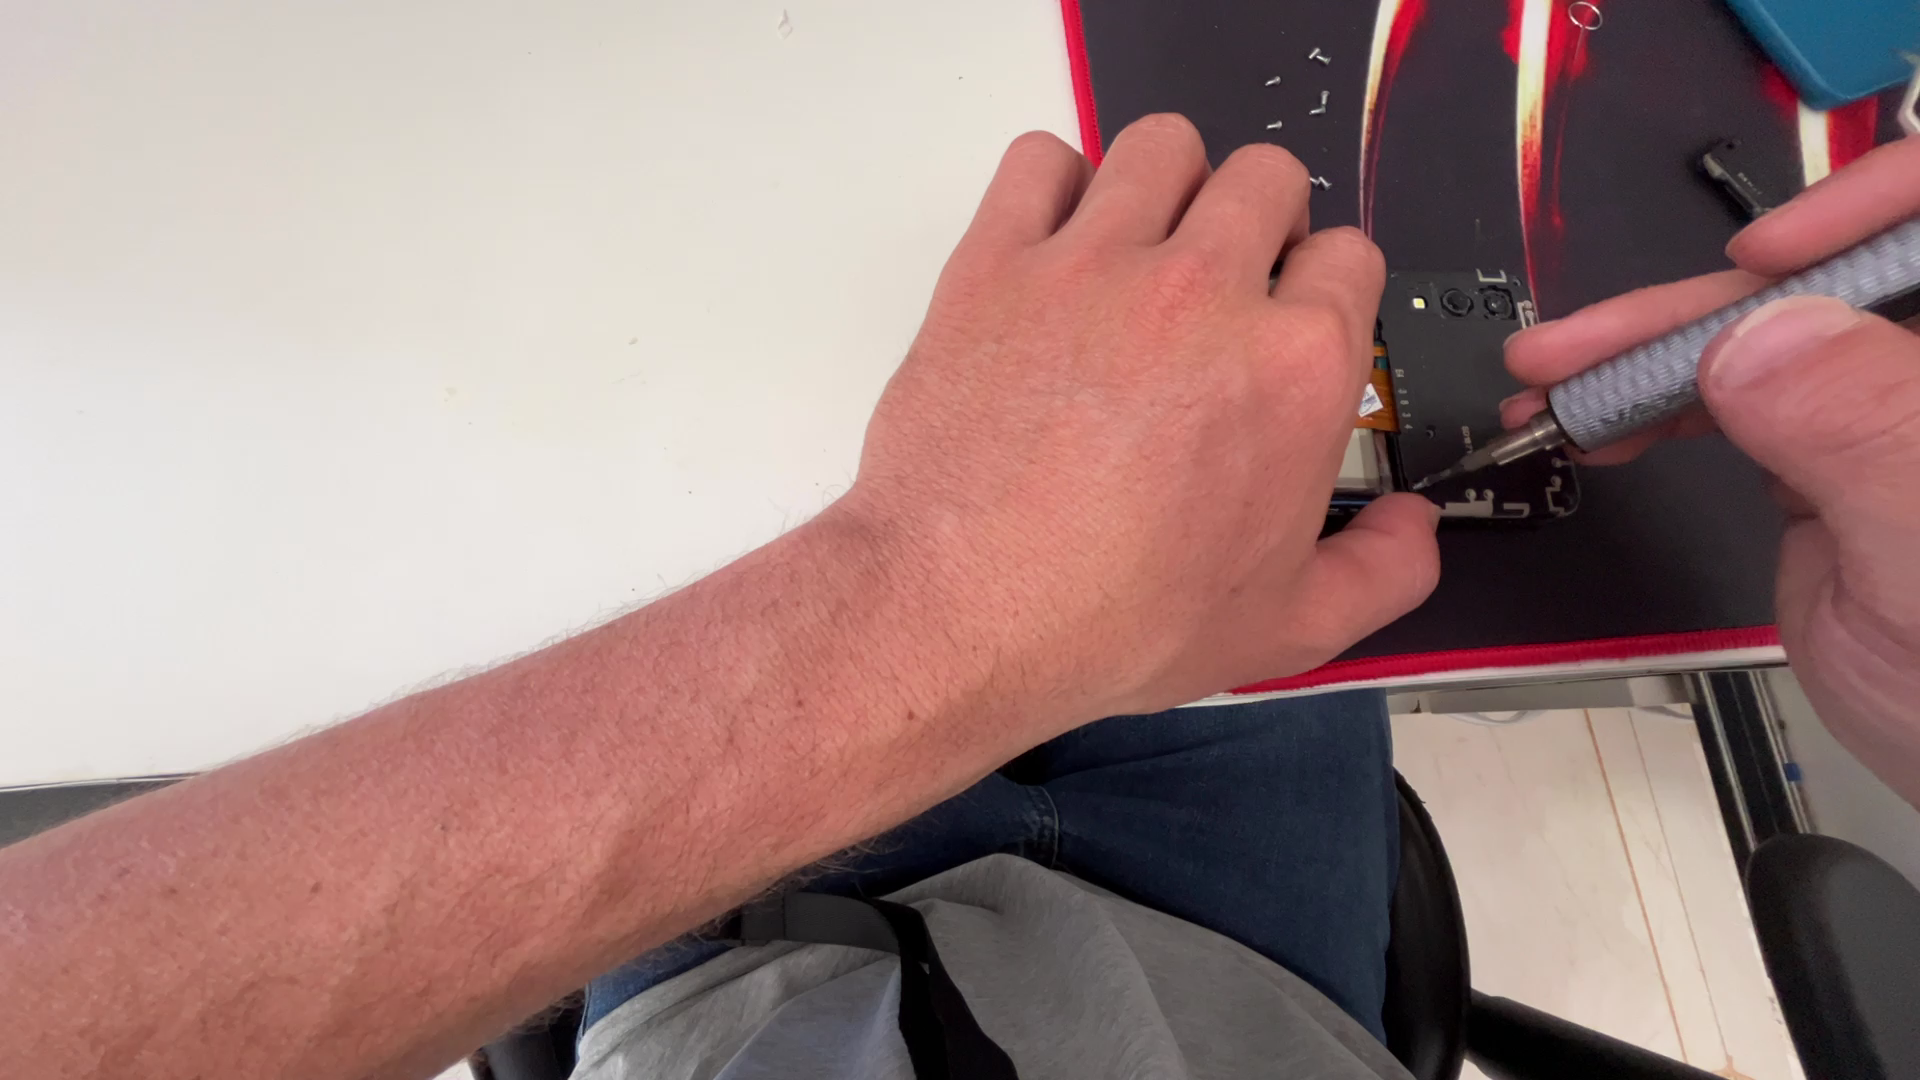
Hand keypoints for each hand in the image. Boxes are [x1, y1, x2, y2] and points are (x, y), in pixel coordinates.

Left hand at [836, 115, 1438, 723]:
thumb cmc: (1113, 627)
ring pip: (1161, 149)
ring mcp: (1091, 268)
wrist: (964, 615)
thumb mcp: (1281, 631)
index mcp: (1294, 369)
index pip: (1347, 259)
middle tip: (1212, 292)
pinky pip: (1038, 163)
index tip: (1279, 323)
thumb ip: (1381, 573)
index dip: (1316, 292)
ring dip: (1166, 189)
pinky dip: (1052, 187)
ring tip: (1136, 259)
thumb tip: (1415, 525)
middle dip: (1256, 226)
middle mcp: (1203, 294)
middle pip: (1265, 182)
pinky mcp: (994, 266)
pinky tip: (1051, 250)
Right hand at [1502, 136, 1919, 808]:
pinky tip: (1591, 425)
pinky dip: (1644, 403)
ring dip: (1637, 358)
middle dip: (1683, 310)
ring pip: (1753, 338)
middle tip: (1564, 350)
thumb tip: (1757, 334)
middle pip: (1821, 284)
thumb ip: (1868, 436)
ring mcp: (1885, 406)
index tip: (1760, 261)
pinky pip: (1724, 396)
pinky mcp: (1822, 449)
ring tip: (1545, 391)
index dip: (1871, 205)